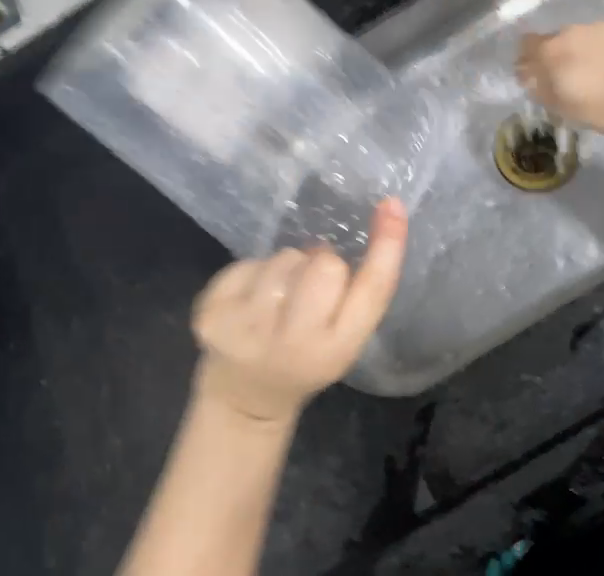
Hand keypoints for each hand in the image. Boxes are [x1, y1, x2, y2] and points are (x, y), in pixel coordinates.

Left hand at [190, 198, 408, 423]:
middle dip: (322, 264)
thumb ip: (355, 294)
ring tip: (278, 297)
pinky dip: (254, 272)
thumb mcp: (343, 338)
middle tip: (309, 289)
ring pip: (285, 258)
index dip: (387, 245)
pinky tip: (249, 301)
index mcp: (338, 350)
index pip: (372, 290)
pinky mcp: (211, 316)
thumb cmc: (306, 358)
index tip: (392, 205)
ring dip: (287, 268)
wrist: (244, 398)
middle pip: (324, 264)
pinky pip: (249, 262)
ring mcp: (247, 329)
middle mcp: (294, 342)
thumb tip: (345, 234)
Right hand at [516, 21, 603, 133]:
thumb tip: (529, 79)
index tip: (534, 75)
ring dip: (583, 51)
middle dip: (557, 56)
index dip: (527, 59)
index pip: (526, 45)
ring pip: (582, 37)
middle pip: (555, 40)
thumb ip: (542, 90)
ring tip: (598, 72)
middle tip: (569, 78)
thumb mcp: (564, 109)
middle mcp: (571, 31)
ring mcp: (599, 26)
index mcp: (551, 51)